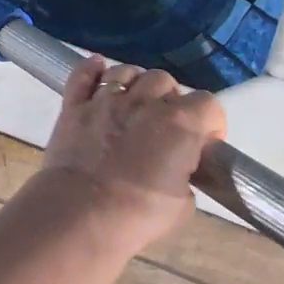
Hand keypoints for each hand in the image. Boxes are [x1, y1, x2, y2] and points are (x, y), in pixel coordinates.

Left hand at [39, 56, 226, 252]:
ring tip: (135, 103)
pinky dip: (91, 69)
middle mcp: (142, 102)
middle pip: (163, 80)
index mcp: (178, 124)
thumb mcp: (183, 202)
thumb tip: (175, 165)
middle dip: (171, 98)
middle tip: (166, 123)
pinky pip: (82, 74)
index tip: (205, 140)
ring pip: (125, 72)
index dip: (211, 121)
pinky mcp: (73, 104)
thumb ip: (184, 171)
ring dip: (136, 84)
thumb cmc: (138, 213)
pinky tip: (98, 69)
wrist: (81, 210)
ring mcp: (103, 99)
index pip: (207, 103)